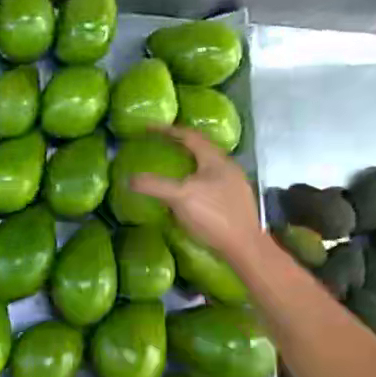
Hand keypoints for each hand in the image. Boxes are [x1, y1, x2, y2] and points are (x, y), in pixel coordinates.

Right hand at [128, 125, 262, 262]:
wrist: (245, 247)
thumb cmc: (214, 216)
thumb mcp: (180, 197)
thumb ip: (154, 185)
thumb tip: (130, 178)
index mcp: (215, 160)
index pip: (190, 136)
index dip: (168, 130)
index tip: (149, 128)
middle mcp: (228, 167)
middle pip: (202, 148)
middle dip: (181, 145)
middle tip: (161, 146)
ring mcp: (235, 184)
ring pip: (208, 166)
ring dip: (190, 163)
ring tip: (173, 169)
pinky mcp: (236, 201)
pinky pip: (213, 182)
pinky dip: (196, 180)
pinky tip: (189, 194)